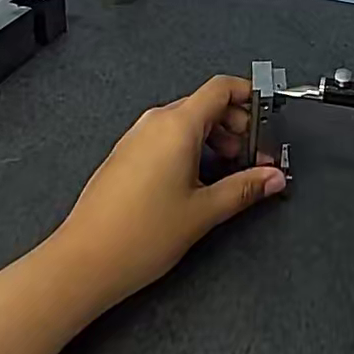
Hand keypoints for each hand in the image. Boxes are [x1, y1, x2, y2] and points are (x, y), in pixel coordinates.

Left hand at [52, 73, 287, 306]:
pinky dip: (191, 145)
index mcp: (178, 124)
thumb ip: (245, 188)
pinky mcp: (126, 155)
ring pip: (188, 120)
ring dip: (215, 135)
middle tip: (254, 154)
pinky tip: (198, 178)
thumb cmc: (139, 236)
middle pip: (207, 103)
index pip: (222, 87)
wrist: (79, 266)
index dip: (249, 94)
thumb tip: (274, 178)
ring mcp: (138, 137)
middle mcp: (156, 122)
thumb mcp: (203, 211)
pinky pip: (168, 135)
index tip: (267, 115)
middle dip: (237, 123)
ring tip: (229, 169)